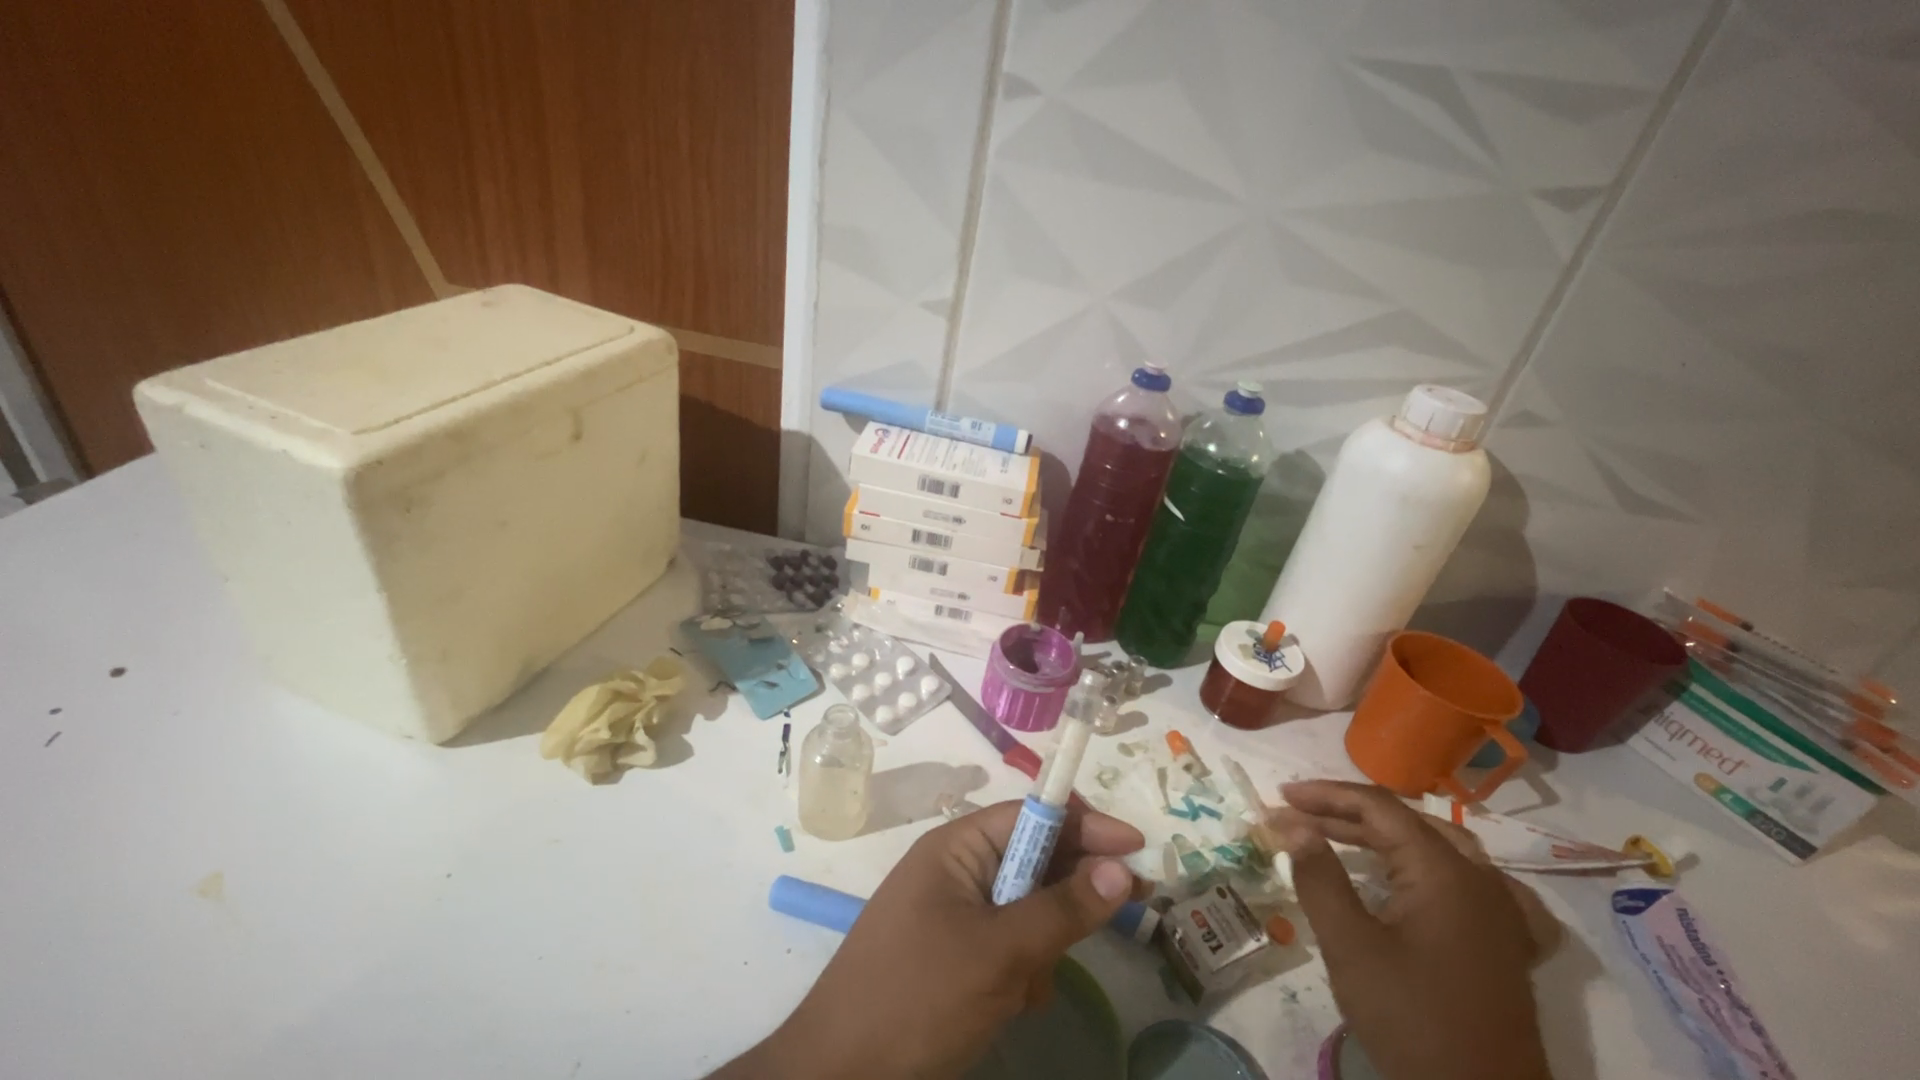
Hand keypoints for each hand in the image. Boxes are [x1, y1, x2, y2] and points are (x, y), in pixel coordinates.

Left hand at [719, 801, 1145, 1078]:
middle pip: (1032, 860)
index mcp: (956, 848)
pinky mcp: (950, 954)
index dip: (1086, 825)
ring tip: (1033, 983)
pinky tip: (1016, 1002)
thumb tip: (1120, 867)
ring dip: (1042, 942)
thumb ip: (1062, 909)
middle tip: (1125, 913)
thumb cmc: (919, 996)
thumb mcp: (999, 951)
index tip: (1138, 848)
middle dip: (1068, 893)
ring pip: (1024, 909)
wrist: (841, 1071)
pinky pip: (1004, 944)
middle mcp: (953, 870)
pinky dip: (1020, 969)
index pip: (1032, 815)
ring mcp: (949, 914)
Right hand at [1271, 781, 1552, 1079]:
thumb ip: (1320, 878)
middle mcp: (1481, 878)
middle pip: (1408, 824)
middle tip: (1295, 817)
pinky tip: (1425, 878)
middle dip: (1346, 814)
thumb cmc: (1410, 1017)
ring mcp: (1502, 911)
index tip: (1279, 797)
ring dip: (1385, 839)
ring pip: (1439, 849)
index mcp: (1444, 870)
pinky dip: (1435, 867)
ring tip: (1339, 838)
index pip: (1379, 808)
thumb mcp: (1350, 946)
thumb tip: (1293, 825)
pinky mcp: (1508, 944)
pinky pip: (1473, 884)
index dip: (1325, 796)